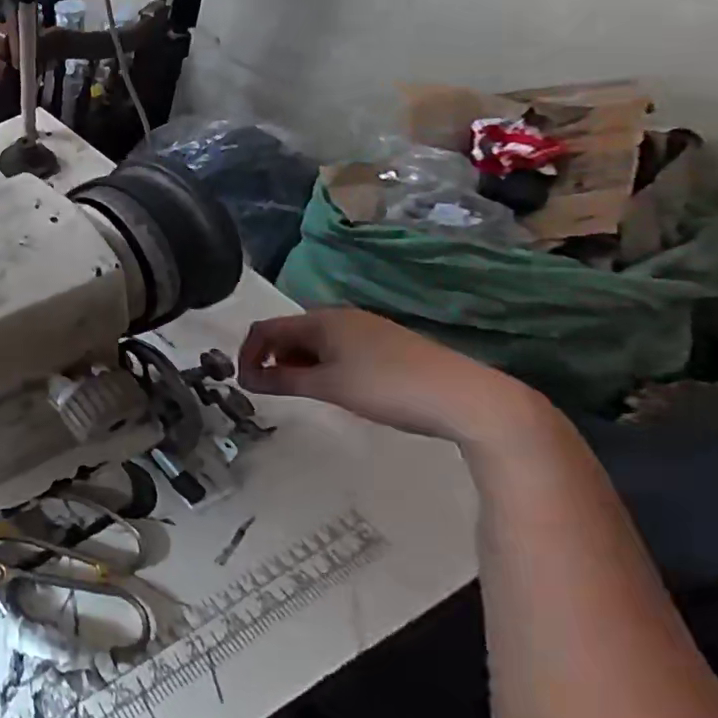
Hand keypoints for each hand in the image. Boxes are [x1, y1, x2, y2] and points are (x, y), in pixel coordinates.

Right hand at [238, 307, 540, 444]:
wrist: (472, 400)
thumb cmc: (388, 388)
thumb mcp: (326, 387)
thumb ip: (280, 381)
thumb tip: (246, 379)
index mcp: (321, 320)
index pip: (265, 329)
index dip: (247, 354)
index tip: (245, 383)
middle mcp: (341, 317)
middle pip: (288, 333)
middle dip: (272, 359)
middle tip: (272, 389)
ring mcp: (367, 329)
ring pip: (314, 342)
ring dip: (298, 364)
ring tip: (304, 391)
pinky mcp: (387, 345)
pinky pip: (338, 348)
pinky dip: (323, 365)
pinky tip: (337, 387)